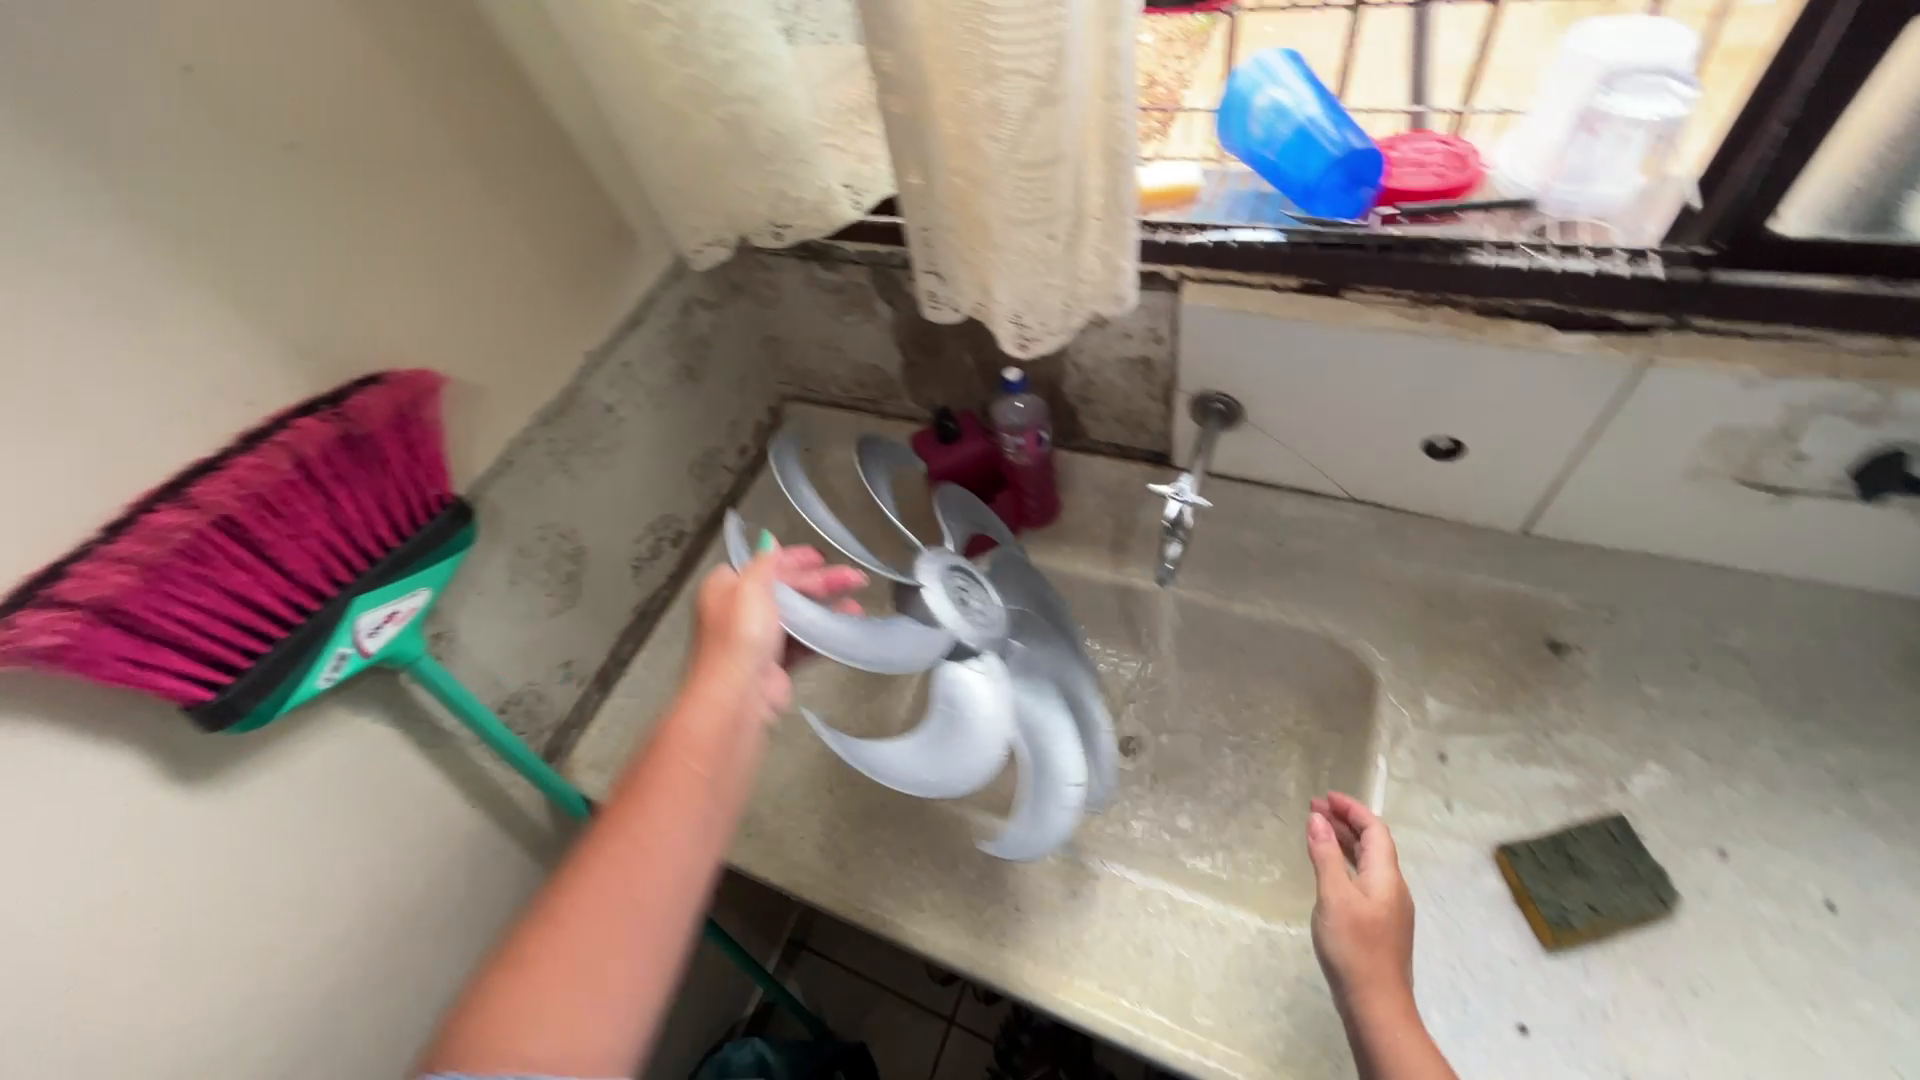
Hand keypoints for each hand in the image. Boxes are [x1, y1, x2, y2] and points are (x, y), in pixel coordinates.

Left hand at [690, 540, 864, 721]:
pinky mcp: (776, 663)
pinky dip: (825, 632)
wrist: (737, 695)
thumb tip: (767, 539)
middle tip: (854, 577)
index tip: (821, 557)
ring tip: (858, 602)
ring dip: (828, 606)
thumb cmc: (741, 634)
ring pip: (799, 615)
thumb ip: (765, 562)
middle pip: (787, 589)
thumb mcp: (751, 587)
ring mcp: (759, 638)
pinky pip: (804, 641)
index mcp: (727, 587)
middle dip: (821, 582)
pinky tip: (848, 624)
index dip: (794, 559)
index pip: (765, 565)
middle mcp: (740, 610)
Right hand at [1306, 792, 1415, 1019]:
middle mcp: (1393, 888)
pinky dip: (1345, 862)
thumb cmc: (1354, 947)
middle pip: (1373, 844)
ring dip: (1345, 841)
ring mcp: (1388, 908)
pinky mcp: (1380, 924)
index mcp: (1387, 877)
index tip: (1324, 797)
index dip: (1352, 809)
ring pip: (1368, 862)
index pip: (1375, 830)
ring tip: (1317, 829)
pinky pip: (1364, 879)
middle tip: (1314, 808)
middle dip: (1345, 821)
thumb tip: (1318, 819)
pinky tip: (1329, 869)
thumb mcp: (1333, 896)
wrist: (1376, 1005)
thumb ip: (1325, 855)